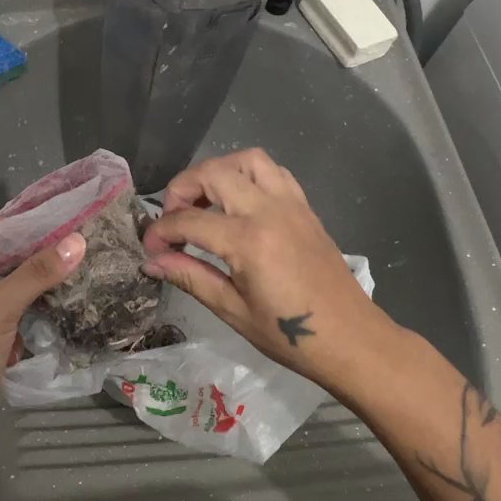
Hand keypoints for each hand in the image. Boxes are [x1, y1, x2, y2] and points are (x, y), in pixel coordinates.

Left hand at [0, 216, 85, 450]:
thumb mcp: (1, 306)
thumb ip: (38, 273)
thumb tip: (78, 240)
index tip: (38, 223)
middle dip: (28, 252)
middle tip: (68, 243)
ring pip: (9, 289)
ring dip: (36, 283)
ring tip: (74, 269)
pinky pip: (17, 317)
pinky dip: (36, 311)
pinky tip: (65, 306)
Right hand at [141, 149, 396, 385]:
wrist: (351, 340)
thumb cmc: (289, 335)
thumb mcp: (232, 310)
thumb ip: (190, 276)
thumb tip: (152, 261)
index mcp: (248, 240)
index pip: (188, 220)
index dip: (160, 232)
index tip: (150, 248)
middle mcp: (268, 210)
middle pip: (213, 173)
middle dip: (182, 189)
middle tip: (173, 218)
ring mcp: (291, 204)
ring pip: (246, 160)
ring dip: (218, 171)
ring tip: (205, 201)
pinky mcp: (305, 208)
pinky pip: (274, 172)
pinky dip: (249, 175)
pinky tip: (238, 202)